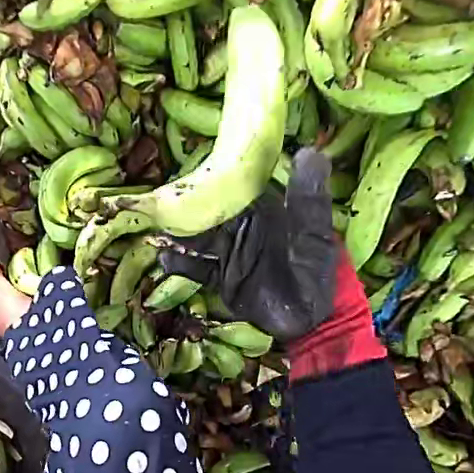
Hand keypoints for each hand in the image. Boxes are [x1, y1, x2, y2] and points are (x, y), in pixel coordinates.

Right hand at [158, 146, 339, 340]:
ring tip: (157, 231)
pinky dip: (181, 263)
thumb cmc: (316, 273)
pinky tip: (165, 259)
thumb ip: (309, 198)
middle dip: (185, 209)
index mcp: (262, 211)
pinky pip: (197, 268)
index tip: (190, 174)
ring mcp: (229, 254)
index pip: (231, 190)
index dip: (211, 181)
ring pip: (197, 239)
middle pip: (207, 214)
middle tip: (160, 204)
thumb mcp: (316, 233)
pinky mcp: (221, 278)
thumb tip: (309, 151)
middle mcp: (241, 229)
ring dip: (178, 235)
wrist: (309, 321)